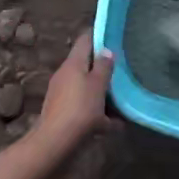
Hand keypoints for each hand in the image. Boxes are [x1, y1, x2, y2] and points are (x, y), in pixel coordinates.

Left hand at [32, 32, 112, 149]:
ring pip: (86, 88)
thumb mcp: (97, 85)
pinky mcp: (63, 113)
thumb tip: (106, 50)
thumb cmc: (80, 109)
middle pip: (86, 65)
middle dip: (103, 68)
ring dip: (102, 93)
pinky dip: (98, 112)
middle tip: (122, 70)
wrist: (56, 142)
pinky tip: (113, 124)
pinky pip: (84, 107)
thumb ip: (103, 66)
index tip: (114, 36)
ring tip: (121, 100)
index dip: (99, 35)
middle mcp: (65, 75)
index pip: (85, 40)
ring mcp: (62, 94)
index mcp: (73, 63)